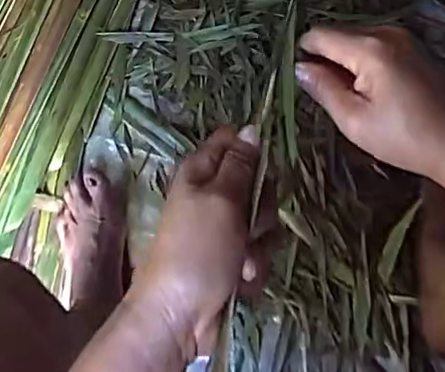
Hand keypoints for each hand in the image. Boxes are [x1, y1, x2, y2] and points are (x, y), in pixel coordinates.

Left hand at [130, 126, 273, 357]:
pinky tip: (242, 279)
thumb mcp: (222, 199)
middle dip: (263, 207)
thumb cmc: (197, 248)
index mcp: (201, 169)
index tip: (264, 169)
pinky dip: (254, 266)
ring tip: (243, 260)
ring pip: (263, 220)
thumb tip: (252, 127)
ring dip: (260, 243)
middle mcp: (212, 193)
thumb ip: (241, 164)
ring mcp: (222, 227)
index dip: (253, 150)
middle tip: (251, 223)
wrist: (179, 317)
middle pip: (256, 182)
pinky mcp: (232, 258)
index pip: (234, 140)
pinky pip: (258, 251)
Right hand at [294, 26, 444, 179]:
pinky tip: (372, 89)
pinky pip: (373, 43)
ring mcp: (401, 36)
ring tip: (352, 95)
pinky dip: (363, 60)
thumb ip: (323, 89)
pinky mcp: (412, 46)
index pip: (319, 35)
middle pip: (337, 33)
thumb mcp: (355, 121)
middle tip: (329, 94)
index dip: (304, 53)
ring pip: (355, 37)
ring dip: (345, 59)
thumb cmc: (406, 139)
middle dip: (326, 58)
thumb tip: (299, 67)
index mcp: (369, 48)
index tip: (303, 79)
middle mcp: (385, 32)